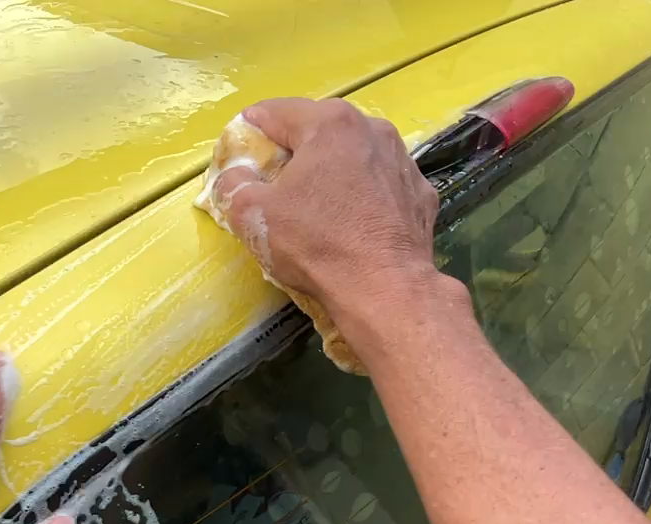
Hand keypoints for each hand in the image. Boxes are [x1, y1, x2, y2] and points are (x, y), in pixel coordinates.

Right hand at [212, 98, 441, 309]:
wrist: (382, 285)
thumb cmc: (314, 243)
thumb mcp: (254, 216)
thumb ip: (234, 187)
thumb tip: (231, 176)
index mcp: (327, 125)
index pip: (277, 111)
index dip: (251, 126)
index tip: (239, 145)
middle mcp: (370, 128)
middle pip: (320, 129)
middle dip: (294, 149)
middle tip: (275, 178)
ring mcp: (401, 158)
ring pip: (354, 154)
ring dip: (332, 170)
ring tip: (317, 202)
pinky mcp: (419, 191)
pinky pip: (381, 184)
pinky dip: (363, 195)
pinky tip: (353, 222)